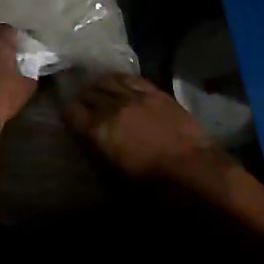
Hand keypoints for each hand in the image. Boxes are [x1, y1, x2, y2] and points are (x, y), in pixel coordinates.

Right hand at [63, 74, 235, 198]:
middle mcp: (112, 107)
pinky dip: (120, 80)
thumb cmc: (153, 185)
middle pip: (88, 93)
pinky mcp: (155, 92)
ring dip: (99, 86)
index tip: (71, 120)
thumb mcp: (115, 178)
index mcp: (98, 131)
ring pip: (107, 81)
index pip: (71, 112)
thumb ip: (98, 154)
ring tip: (100, 91)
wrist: (195, 171)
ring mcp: (135, 96)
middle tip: (84, 106)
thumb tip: (90, 143)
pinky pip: (131, 78)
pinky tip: (120, 84)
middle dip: (83, 99)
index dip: (68, 115)